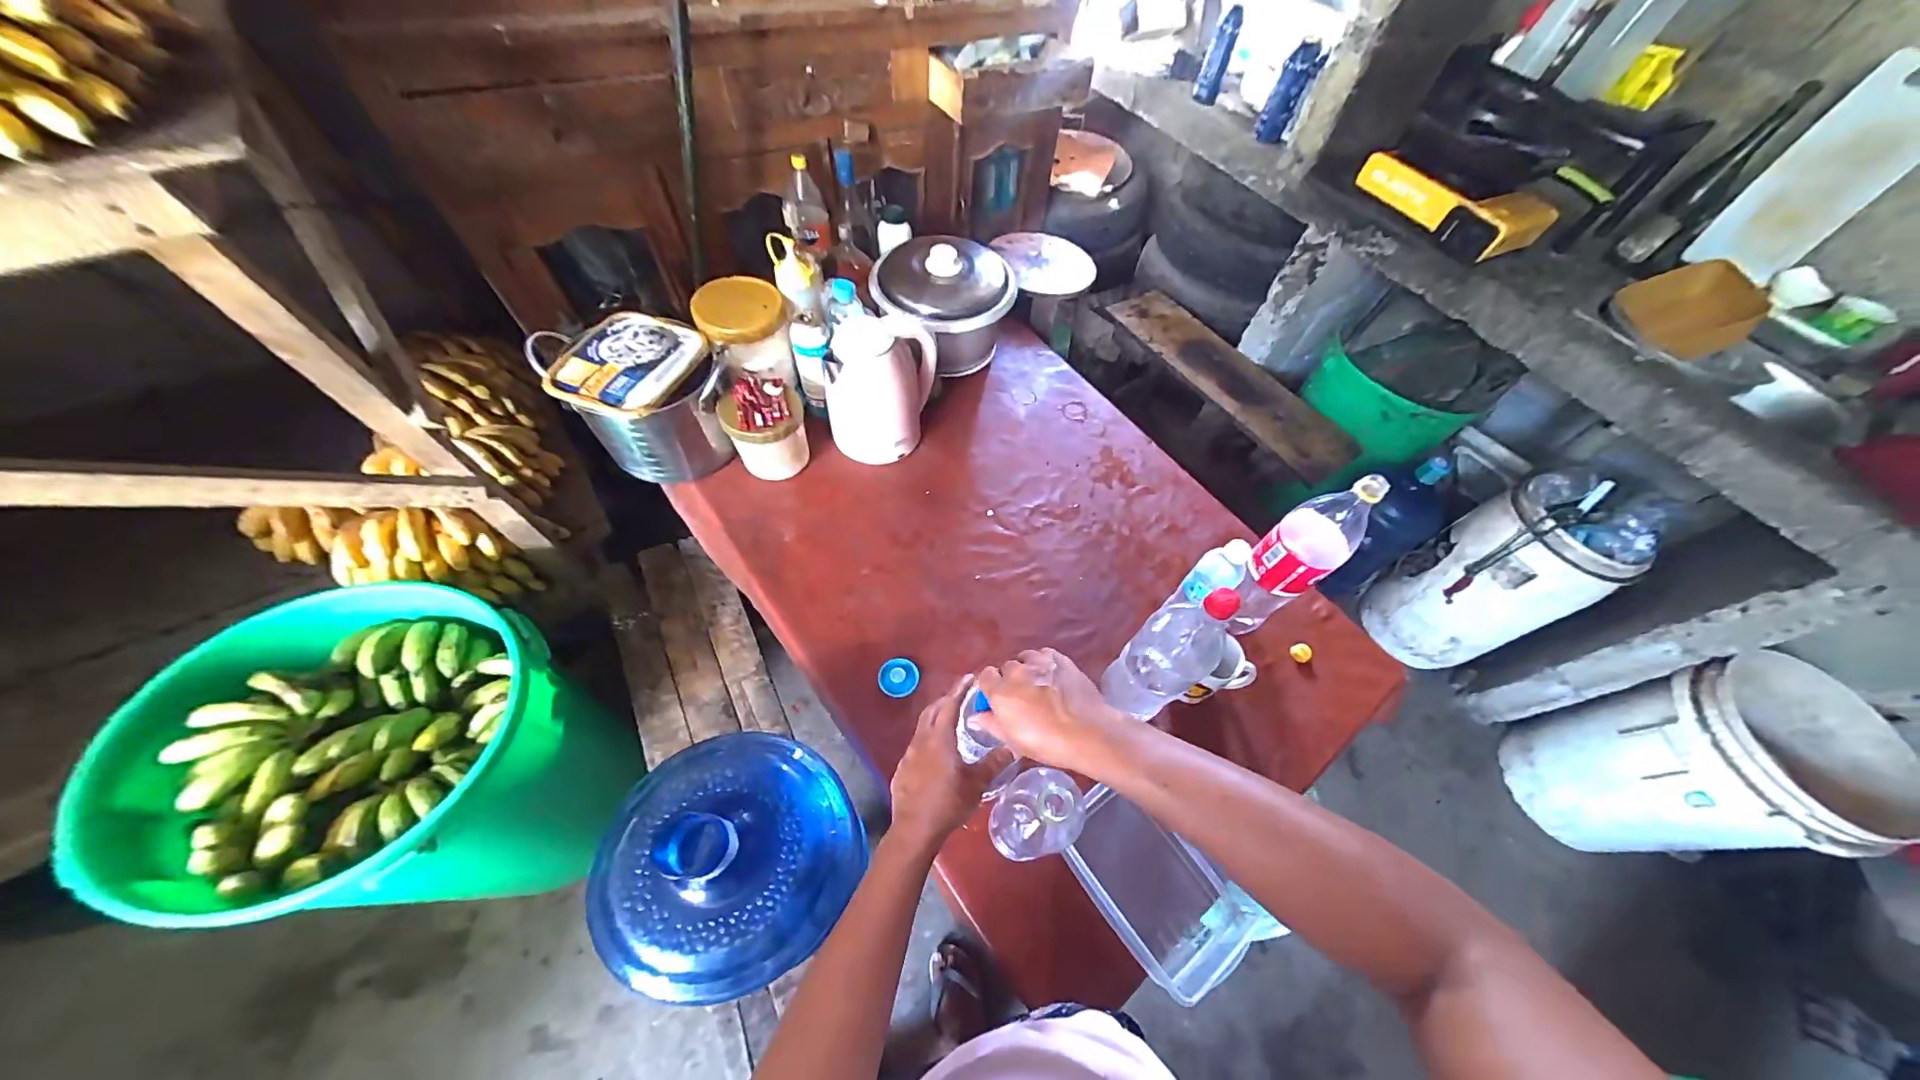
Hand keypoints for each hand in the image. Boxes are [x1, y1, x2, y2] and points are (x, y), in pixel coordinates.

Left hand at [888, 677, 1013, 849]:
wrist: (914, 829)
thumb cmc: (948, 803)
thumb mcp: (976, 783)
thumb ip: (994, 763)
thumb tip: (1012, 747)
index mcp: (939, 739)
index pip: (949, 705)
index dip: (960, 690)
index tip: (969, 678)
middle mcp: (921, 741)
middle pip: (932, 711)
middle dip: (946, 700)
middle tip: (962, 697)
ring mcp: (908, 755)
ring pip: (923, 728)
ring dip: (936, 719)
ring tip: (951, 722)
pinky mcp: (902, 770)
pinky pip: (917, 746)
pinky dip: (928, 740)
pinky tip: (937, 753)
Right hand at [972, 649, 1119, 769]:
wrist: (1087, 733)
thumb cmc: (1046, 742)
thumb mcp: (1013, 740)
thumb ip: (991, 724)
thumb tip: (975, 715)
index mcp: (1000, 691)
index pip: (985, 676)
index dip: (990, 687)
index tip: (997, 699)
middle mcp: (1016, 671)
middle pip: (1006, 668)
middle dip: (1010, 679)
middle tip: (1022, 697)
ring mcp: (1040, 662)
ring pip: (1025, 658)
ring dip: (1027, 669)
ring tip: (1038, 684)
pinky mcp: (1061, 660)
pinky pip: (1045, 655)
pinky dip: (1044, 663)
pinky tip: (1052, 676)